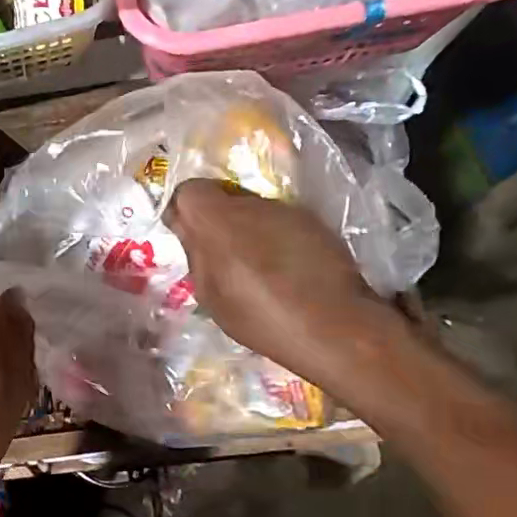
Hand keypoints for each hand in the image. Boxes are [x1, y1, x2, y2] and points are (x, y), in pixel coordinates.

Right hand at [167, 179, 413, 404]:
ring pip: (253, 208)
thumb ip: (195, 253)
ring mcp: (286, 210)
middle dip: (217, 220)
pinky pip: (281, 221)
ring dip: (248, 228)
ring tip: (255, 266)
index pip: (189, 191)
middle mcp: (251, 204)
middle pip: (223, 197)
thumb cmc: (259, 316)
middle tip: (220, 256)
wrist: (332, 325)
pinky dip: (275, 237)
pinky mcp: (313, 221)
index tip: (188, 236)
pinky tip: (284, 269)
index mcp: (216, 220)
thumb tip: (186, 229)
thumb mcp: (210, 294)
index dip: (185, 210)